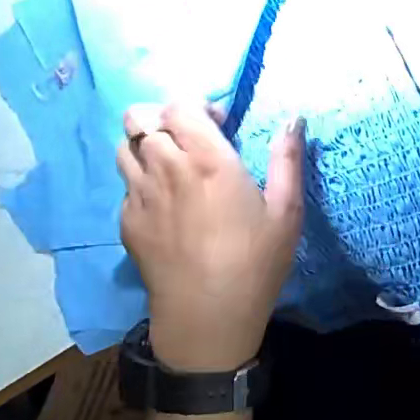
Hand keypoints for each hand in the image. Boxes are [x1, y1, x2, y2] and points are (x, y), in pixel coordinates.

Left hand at [117, 102, 304, 372]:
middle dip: (165, 118)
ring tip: (175, 166)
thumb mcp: (286, 211)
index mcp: (207, 160)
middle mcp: (165, 167)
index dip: (196, 106)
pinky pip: (127, 184)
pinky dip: (143, 180)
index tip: (219, 126)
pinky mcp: (127, 220)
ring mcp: (139, 195)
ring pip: (124, 146)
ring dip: (147, 145)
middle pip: (139, 117)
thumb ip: (287, 160)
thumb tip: (294, 119)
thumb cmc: (256, 261)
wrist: (207, 314)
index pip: (179, 105)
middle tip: (192, 140)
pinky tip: (168, 205)